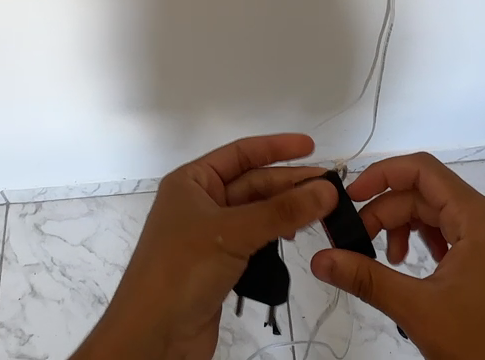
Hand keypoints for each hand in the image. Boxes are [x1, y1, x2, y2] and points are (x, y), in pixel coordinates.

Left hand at [71, 133, 337, 359]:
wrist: (152, 338)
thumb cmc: (182, 270)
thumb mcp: (233, 233)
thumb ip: (281, 211)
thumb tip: (326, 189)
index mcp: (192, 180)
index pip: (241, 153)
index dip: (276, 147)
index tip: (312, 146)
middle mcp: (200, 201)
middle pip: (253, 184)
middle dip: (289, 184)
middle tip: (331, 188)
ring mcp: (209, 234)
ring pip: (256, 213)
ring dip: (285, 211)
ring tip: (321, 212)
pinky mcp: (218, 265)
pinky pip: (253, 240)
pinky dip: (274, 236)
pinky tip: (294, 236)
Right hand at [309, 152, 484, 359]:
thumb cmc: (484, 349)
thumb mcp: (419, 311)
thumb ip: (366, 278)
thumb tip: (321, 259)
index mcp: (480, 218)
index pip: (423, 170)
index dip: (382, 175)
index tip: (351, 196)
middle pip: (427, 193)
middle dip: (388, 211)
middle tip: (358, 241)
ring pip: (438, 213)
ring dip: (405, 228)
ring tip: (385, 259)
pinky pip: (454, 232)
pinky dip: (427, 242)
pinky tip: (411, 265)